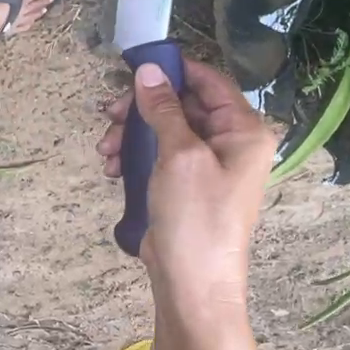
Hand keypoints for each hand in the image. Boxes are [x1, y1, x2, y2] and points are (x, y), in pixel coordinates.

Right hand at [98, 60, 274, 311]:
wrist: (192, 281)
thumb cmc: (195, 215)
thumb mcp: (178, 155)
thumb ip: (163, 110)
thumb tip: (148, 71)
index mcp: (243, 131)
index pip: (210, 82)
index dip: (174, 71)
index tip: (133, 69)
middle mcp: (229, 144)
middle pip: (181, 106)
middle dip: (142, 110)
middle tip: (110, 116)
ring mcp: (206, 166)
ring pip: (163, 131)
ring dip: (131, 135)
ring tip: (106, 151)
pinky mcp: (184, 186)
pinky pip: (157, 156)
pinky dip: (133, 156)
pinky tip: (112, 168)